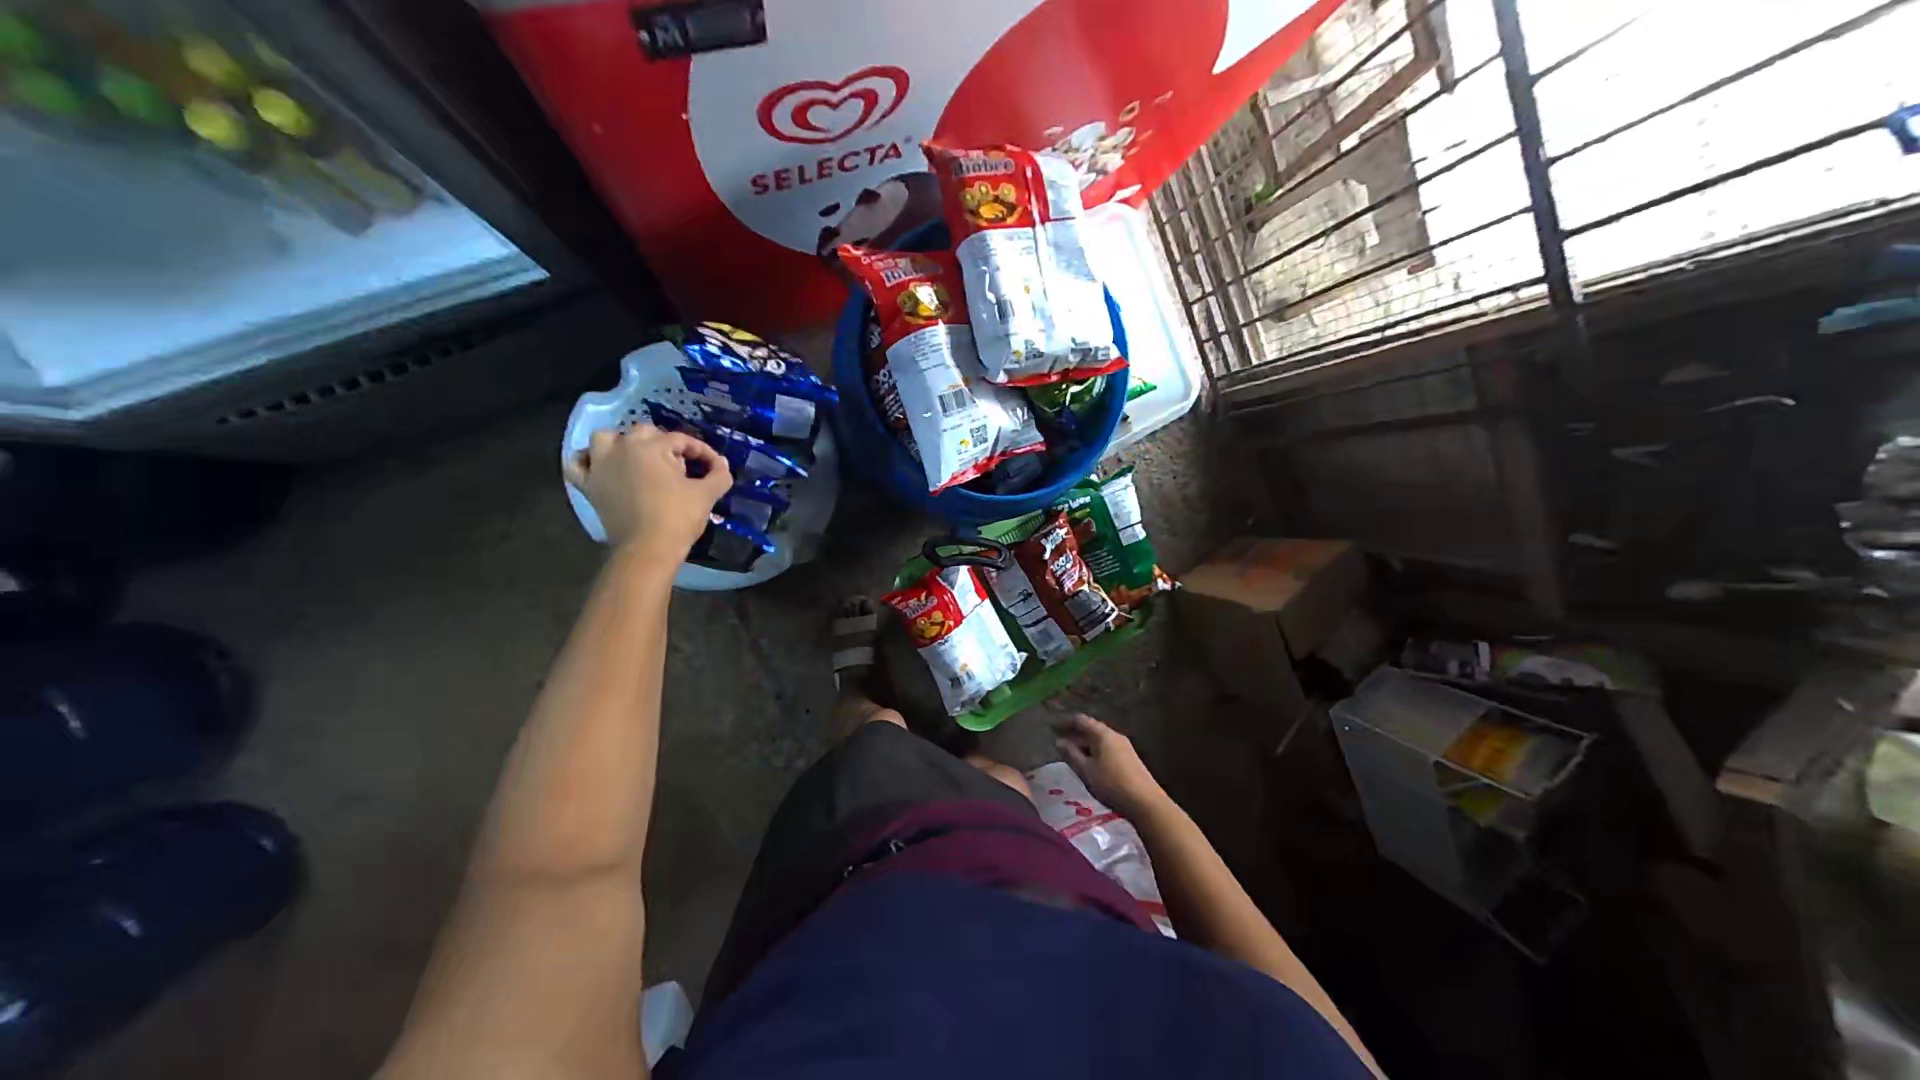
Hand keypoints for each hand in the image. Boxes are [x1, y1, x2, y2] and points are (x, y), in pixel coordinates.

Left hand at [564, 425, 731, 560]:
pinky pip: (577, 463)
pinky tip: (600, 466)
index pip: (681, 440)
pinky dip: (586, 460)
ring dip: (621, 443)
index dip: (701, 452)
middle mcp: (622, 447)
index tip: (714, 467)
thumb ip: (718, 474)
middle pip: (644, 432)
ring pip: (605, 438)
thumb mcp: (707, 495)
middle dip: (664, 444)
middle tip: (680, 465)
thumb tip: (722, 464)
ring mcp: (600, 465)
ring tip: (637, 457)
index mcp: (652, 446)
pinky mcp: (589, 484)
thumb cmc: (678, 518)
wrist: (647, 550)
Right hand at [1055, 713, 1165, 818]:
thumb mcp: (1086, 769)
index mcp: (1103, 733)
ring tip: (1070, 753)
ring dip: (1084, 744)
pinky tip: (1088, 762)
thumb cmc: (1111, 783)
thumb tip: (1060, 741)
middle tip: (1058, 742)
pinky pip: (1106, 747)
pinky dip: (1093, 750)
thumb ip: (1072, 753)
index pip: (1081, 720)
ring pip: (1099, 739)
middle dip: (1074, 734)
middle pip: (1091, 728)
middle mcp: (1114, 735)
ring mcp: (1123, 746)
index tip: (1052, 728)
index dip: (1065, 723)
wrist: (1145, 801)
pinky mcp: (1128, 757)